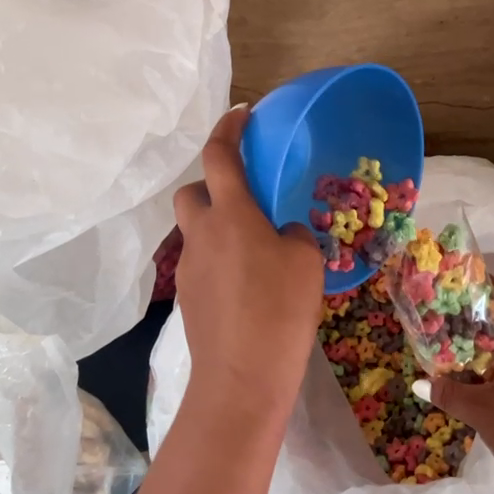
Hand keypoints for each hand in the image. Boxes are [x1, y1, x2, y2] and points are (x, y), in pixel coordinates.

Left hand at [173, 105, 324, 419]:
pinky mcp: (188, 298)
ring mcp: (188, 268)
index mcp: (231, 214)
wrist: (241, 380)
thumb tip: (278, 234)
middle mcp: (201, 234)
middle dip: (213, 183)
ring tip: (253, 243)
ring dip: (216, 224)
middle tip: (245, 193)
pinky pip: (200, 261)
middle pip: (192, 191)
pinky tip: (247, 282)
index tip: (242, 114)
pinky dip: (219, 257)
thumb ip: (291, 234)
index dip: (228, 128)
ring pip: (195, 229)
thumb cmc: (279, 311)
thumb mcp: (305, 261)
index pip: (218, 156)